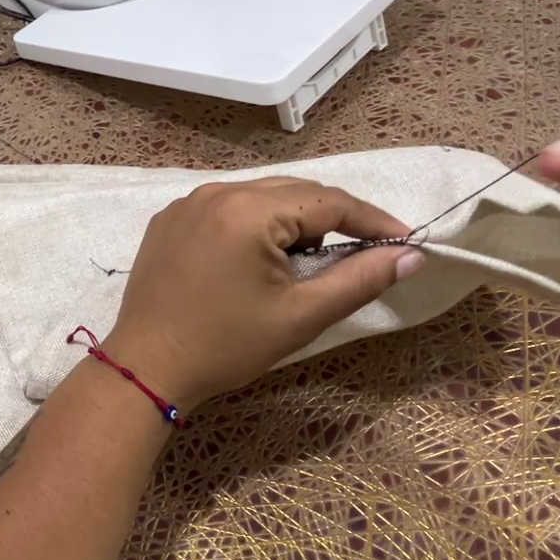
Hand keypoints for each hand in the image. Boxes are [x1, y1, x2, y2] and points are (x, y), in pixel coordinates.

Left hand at [100, 177, 423, 411]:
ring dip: (291, 222)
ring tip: (306, 263)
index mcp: (248, 210)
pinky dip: (252, 225)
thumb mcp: (300, 316)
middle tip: (359, 255)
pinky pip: (224, 209)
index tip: (407, 241)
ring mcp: (186, 204)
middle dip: (332, 221)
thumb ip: (359, 279)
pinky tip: (257, 260)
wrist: (147, 367)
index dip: (372, 220)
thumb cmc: (225, 346)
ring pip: (259, 198)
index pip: (329, 201)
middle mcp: (215, 192)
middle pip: (294, 192)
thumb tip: (411, 255)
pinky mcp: (167, 221)